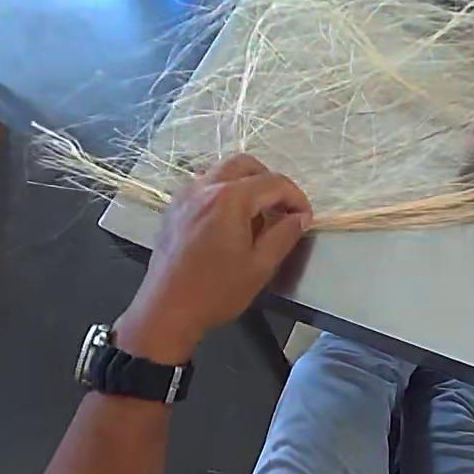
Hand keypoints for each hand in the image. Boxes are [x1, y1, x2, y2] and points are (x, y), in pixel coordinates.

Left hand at [116, 153, 311, 363]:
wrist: (168, 309)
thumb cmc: (217, 291)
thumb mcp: (261, 266)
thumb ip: (285, 235)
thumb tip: (300, 218)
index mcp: (230, 199)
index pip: (274, 183)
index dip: (297, 198)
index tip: (305, 218)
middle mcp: (205, 187)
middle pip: (246, 165)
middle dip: (271, 182)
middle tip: (283, 209)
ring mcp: (185, 195)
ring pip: (223, 172)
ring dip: (247, 185)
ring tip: (259, 217)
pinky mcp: (174, 208)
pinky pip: (206, 186)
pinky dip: (225, 193)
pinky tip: (232, 223)